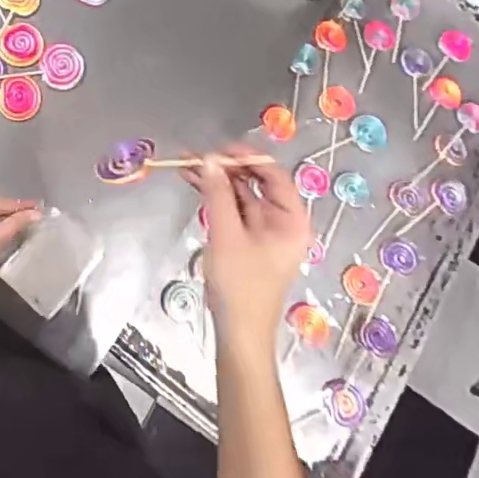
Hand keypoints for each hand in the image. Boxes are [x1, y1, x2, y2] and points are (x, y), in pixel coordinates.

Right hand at [185, 144, 312, 344]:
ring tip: (187, 167)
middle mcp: (281, 221)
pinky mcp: (247, 240)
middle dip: (225, 168)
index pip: (273, 175)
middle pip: (255, 183)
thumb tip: (209, 160)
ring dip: (216, 181)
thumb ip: (217, 194)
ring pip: (240, 195)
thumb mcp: (226, 235)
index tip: (218, 149)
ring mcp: (264, 230)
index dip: (247, 158)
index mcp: (291, 219)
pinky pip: (233, 210)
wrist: (238, 328)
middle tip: (196, 157)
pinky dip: (215, 198)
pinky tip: (195, 185)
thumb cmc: (240, 283)